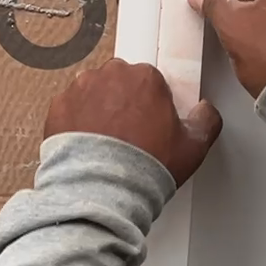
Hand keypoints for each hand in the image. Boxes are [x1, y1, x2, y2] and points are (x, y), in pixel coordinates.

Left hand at [44, 58, 223, 186]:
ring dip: (99, 108)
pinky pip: (70, 107)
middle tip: (128, 134)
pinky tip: (86, 145)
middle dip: (123, 101)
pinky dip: (75, 121)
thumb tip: (206, 110)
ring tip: (105, 142)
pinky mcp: (59, 106)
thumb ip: (206, 120)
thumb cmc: (145, 167)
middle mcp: (112, 74)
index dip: (151, 103)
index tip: (150, 123)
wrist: (102, 191)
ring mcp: (81, 88)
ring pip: (94, 91)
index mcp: (146, 77)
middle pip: (120, 81)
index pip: (150, 80)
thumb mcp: (193, 148)